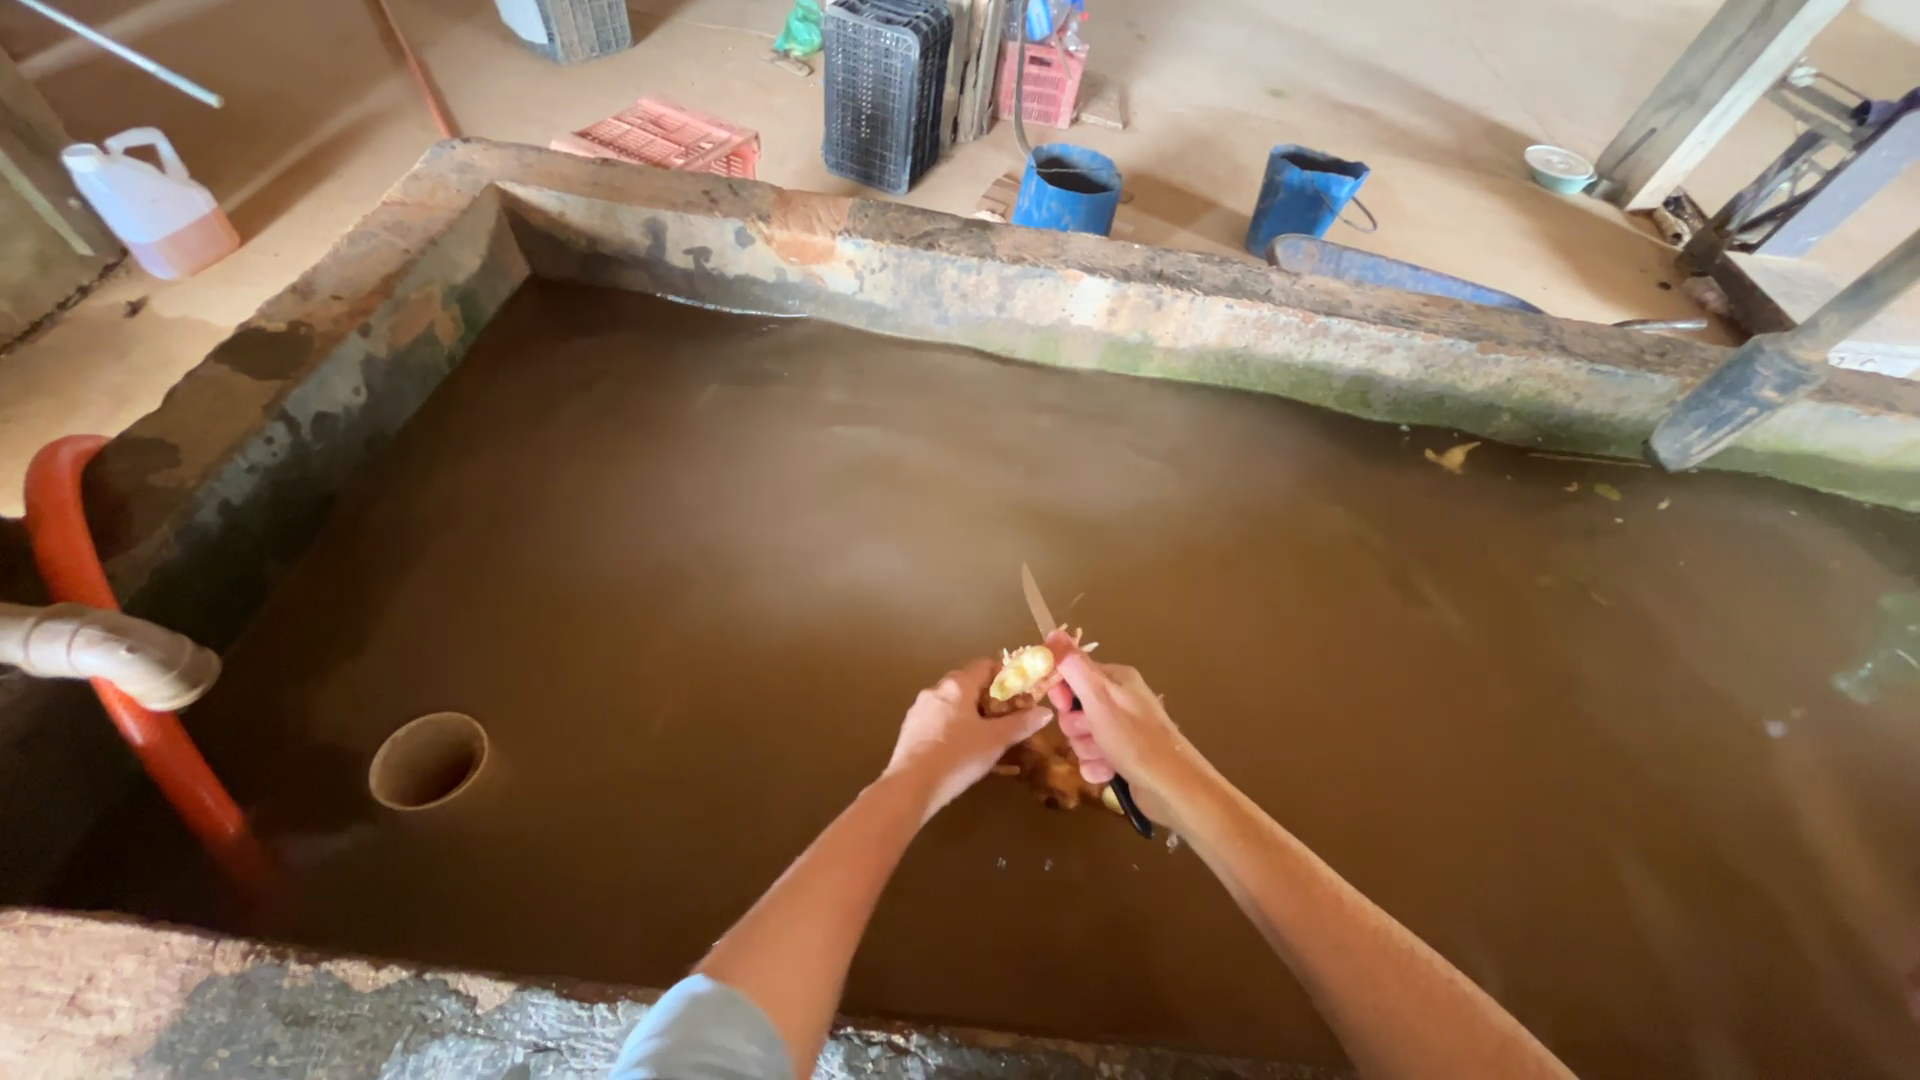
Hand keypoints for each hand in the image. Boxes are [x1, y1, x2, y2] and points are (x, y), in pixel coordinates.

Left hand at [883, 658, 1051, 817]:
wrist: (911, 786)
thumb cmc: (957, 756)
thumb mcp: (995, 740)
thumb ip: (1021, 724)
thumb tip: (1045, 712)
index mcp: (956, 685)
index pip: (985, 665)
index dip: (1006, 677)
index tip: (1020, 695)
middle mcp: (935, 690)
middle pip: (968, 685)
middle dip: (990, 700)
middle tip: (1007, 720)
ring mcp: (919, 710)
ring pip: (953, 706)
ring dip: (972, 717)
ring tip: (988, 740)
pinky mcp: (910, 731)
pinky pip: (939, 723)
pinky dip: (955, 730)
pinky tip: (963, 753)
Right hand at [1043, 630, 1199, 796]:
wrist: (1173, 787)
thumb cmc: (1135, 737)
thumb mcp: (1100, 697)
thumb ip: (1074, 666)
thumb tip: (1054, 633)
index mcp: (1116, 680)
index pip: (1073, 673)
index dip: (1061, 690)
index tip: (1062, 703)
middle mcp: (1119, 701)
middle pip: (1074, 709)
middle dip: (1076, 726)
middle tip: (1090, 732)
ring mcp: (1121, 730)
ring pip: (1081, 736)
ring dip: (1086, 749)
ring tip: (1106, 756)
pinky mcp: (1121, 756)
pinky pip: (1092, 758)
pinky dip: (1096, 766)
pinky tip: (1109, 772)